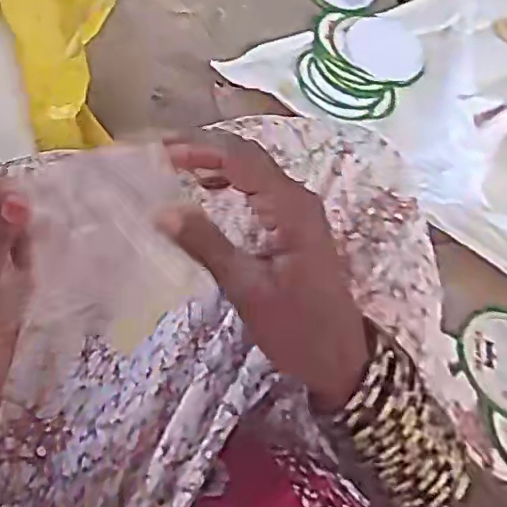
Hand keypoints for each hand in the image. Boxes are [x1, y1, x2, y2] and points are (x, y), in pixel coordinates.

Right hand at [158, 132, 368, 412]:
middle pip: (248, 155)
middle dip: (205, 146)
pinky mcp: (293, 221)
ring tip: (177, 162)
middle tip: (163, 150)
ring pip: (253, 167)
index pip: (241, 160)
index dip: (201, 149)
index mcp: (290, 208)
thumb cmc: (297, 328)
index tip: (163, 151)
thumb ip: (206, 245)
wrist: (343, 359)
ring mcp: (298, 208)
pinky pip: (257, 185)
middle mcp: (297, 198)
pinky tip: (205, 186)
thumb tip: (163, 211)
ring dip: (216, 159)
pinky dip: (229, 177)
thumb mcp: (247, 290)